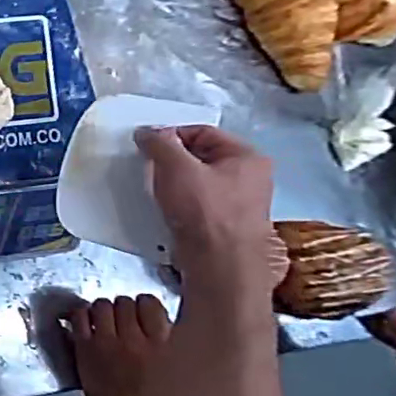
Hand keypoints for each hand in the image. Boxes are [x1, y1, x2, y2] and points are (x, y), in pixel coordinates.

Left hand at [65, 295, 171, 395]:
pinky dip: (81, 315)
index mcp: (162, 345)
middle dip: (122, 307)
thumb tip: (159, 315)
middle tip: (121, 319)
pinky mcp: (84, 346)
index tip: (141, 310)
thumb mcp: (171, 365)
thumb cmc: (146, 394)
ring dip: (102, 309)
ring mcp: (107, 342)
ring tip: (104, 321)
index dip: (143, 304)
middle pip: (124, 301)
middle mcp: (134, 340)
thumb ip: (166, 338)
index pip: (150, 302)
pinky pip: (79, 315)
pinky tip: (86, 324)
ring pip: (102, 304)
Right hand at [134, 125, 275, 291]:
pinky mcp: (225, 223)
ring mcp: (239, 202)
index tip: (145, 146)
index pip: (201, 132)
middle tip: (147, 167)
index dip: (171, 135)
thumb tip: (146, 132)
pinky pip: (197, 202)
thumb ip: (159, 144)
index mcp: (246, 156)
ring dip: (173, 182)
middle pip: (200, 156)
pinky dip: (178, 201)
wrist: (219, 263)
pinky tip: (164, 208)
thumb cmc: (203, 209)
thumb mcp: (176, 167)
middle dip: (171, 160)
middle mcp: (249, 176)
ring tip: (154, 189)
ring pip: (197, 180)